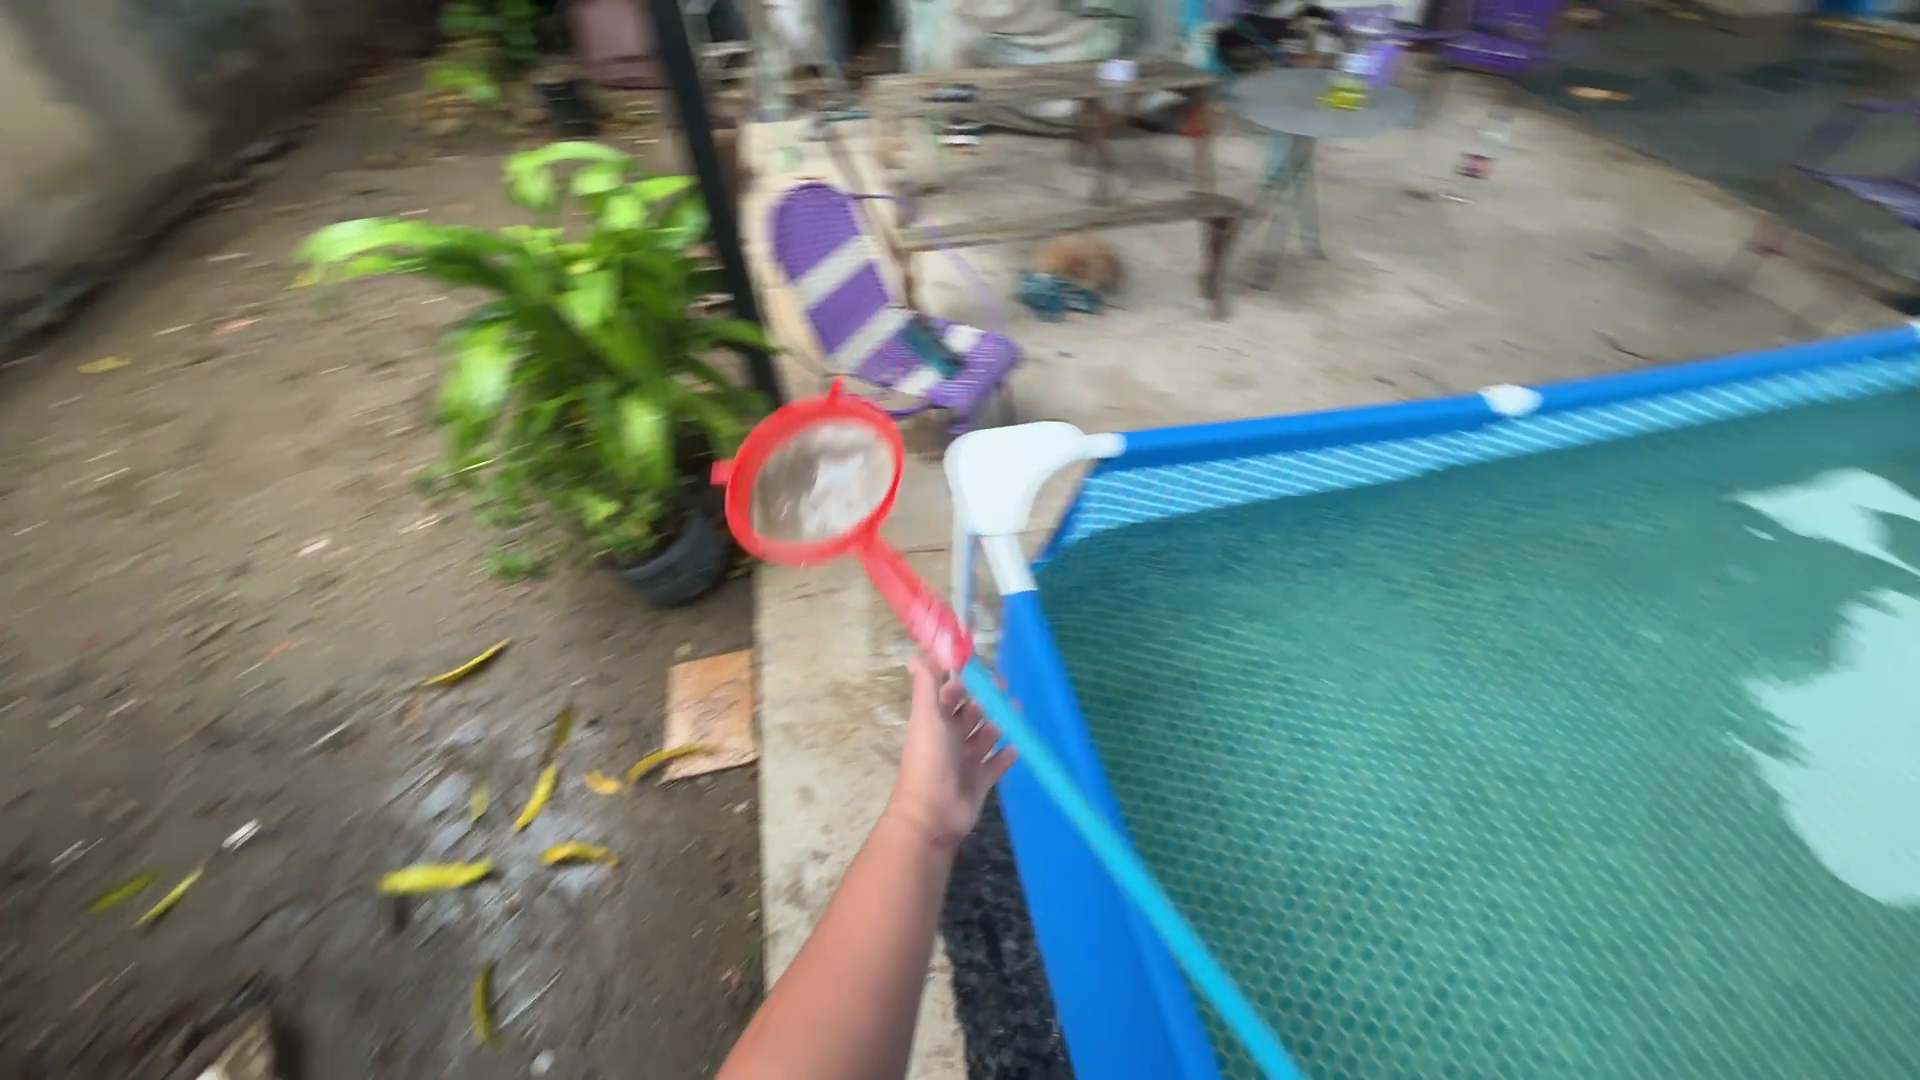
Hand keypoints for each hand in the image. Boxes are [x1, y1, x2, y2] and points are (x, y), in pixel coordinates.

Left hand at [884, 656, 1017, 850]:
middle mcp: (948, 739)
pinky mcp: (979, 781)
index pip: (948, 695)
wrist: (933, 814)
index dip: (963, 682)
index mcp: (933, 722)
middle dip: (986, 701)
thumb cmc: (930, 759)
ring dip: (999, 723)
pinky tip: (1020, 744)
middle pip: (970, 714)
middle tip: (1006, 687)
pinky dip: (1006, 754)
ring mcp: (964, 761)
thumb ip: (927, 684)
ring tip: (1017, 709)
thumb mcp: (927, 715)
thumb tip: (916, 653)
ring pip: (985, 736)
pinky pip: (996, 764)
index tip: (981, 667)